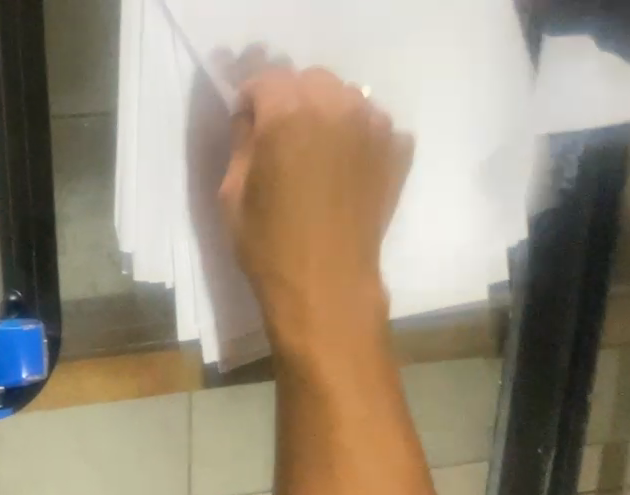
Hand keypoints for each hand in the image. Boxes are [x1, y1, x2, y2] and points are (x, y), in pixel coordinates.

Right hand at [218, 66, 411, 354]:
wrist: (325, 282)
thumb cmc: (265, 245)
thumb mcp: (231, 197)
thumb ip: (241, 145)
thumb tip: (250, 117)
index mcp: (288, 118)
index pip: (267, 78)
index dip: (250, 97)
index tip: (242, 122)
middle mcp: (338, 107)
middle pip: (310, 79)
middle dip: (289, 99)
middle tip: (274, 139)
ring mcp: (375, 123)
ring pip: (344, 96)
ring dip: (323, 114)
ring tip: (310, 155)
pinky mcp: (397, 145)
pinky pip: (371, 124)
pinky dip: (352, 136)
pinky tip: (339, 172)